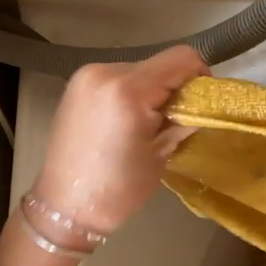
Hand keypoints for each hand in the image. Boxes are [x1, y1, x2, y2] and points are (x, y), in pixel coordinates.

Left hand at [31, 46, 208, 235]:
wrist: (64, 207)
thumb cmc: (117, 189)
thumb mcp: (161, 154)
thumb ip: (183, 121)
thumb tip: (201, 107)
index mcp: (128, 90)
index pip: (181, 59)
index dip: (200, 77)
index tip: (201, 103)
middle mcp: (105, 72)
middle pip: (159, 63)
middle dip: (174, 87)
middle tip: (175, 120)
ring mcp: (87, 76)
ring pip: (139, 70)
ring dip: (152, 91)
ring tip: (148, 124)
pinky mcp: (77, 85)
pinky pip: (118, 79)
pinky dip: (131, 93)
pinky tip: (127, 121)